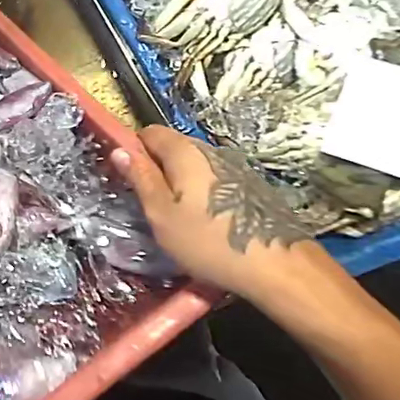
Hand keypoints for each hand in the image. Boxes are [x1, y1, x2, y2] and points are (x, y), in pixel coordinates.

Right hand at [113, 126, 341, 307]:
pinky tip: (209, 224)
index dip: (135, 152)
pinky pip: (215, 181)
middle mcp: (211, 150)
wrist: (278, 266)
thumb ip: (141, 179)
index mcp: (185, 151)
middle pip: (173, 148)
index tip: (131, 181)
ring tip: (180, 219)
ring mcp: (234, 166)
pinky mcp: (251, 185)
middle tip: (153, 207)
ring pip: (195, 167)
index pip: (149, 132)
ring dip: (182, 184)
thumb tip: (121, 150)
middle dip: (159, 170)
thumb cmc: (209, 242)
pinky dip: (205, 195)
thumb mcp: (163, 215)